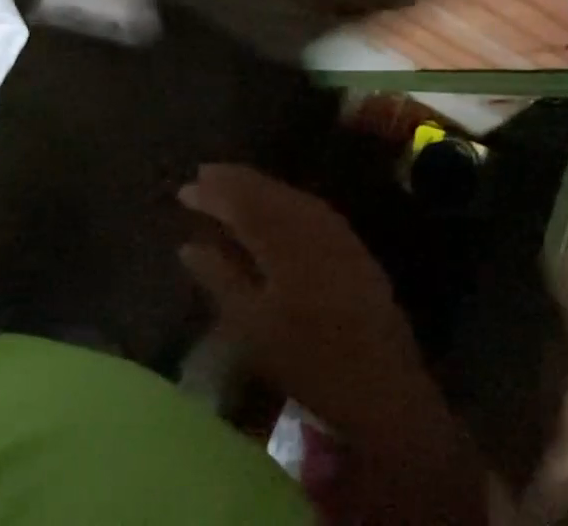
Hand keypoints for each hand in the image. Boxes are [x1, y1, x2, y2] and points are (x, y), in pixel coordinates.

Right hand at [178, 164, 433, 442]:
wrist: (382, 394)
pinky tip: (280, 208)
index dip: (212, 194)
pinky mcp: (358, 256)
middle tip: (205, 173)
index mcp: (285, 247)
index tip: (184, 190)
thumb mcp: (250, 325)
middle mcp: (315, 233)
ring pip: (295, 199)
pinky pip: (316, 211)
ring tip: (236, 184)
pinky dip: (290, 201)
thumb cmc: (306, 361)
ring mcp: (342, 242)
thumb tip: (189, 246)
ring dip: (263, 187)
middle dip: (236, 182)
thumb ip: (219, 278)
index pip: (242, 206)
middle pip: (271, 195)